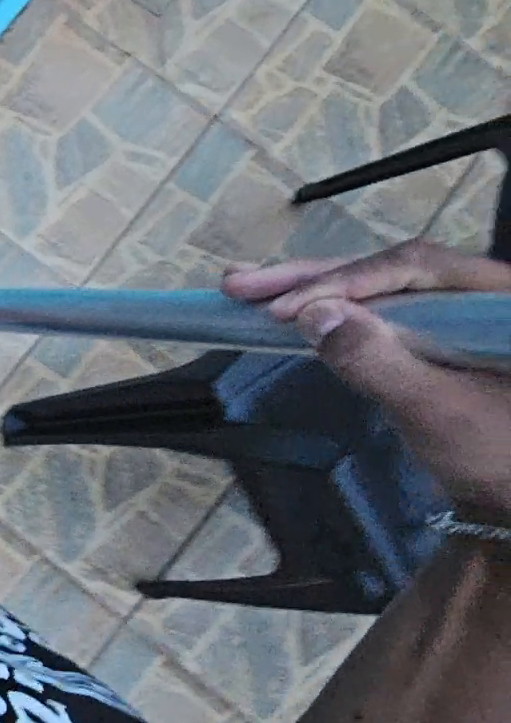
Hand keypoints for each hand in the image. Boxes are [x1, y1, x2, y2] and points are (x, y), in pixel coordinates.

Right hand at [222, 240, 510, 520]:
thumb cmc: (495, 453)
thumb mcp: (435, 409)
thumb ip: (378, 360)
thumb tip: (314, 315)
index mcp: (502, 301)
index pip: (415, 269)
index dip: (342, 282)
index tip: (279, 311)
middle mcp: (482, 294)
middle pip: (388, 269)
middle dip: (309, 277)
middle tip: (237, 284)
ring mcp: (456, 314)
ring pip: (374, 285)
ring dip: (304, 287)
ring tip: (240, 287)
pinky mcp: (430, 334)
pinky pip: (372, 308)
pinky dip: (320, 307)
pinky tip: (278, 304)